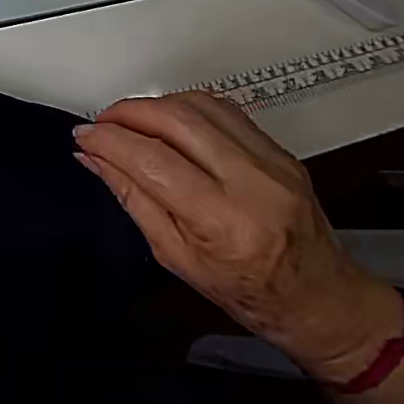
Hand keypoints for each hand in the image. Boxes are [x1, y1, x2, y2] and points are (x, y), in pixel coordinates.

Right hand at [73, 91, 403, 382]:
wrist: (321, 298)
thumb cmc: (248, 289)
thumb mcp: (172, 253)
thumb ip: (130, 197)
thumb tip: (93, 158)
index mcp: (223, 220)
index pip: (149, 159)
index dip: (106, 140)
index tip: (82, 136)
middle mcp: (254, 184)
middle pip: (175, 119)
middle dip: (125, 113)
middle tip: (100, 125)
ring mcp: (273, 163)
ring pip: (199, 105)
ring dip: (152, 106)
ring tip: (129, 123)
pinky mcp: (280, 152)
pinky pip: (223, 110)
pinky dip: (183, 108)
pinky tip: (165, 123)